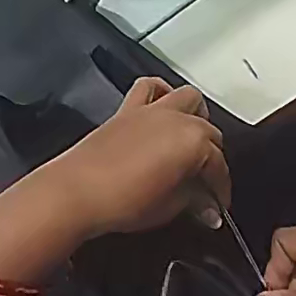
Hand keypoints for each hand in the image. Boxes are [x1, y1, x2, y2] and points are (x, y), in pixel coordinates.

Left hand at [38, 77, 231, 239]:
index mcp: (194, 141)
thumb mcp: (169, 207)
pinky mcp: (127, 110)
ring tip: (190, 142)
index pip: (219, 166)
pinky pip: (149, 88)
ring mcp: (150, 110)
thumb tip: (207, 204)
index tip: (216, 206)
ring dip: (195, 116)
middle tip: (204, 186)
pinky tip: (161, 112)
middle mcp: (176, 118)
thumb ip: (194, 200)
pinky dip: (160, 94)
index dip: (220, 190)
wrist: (76, 192)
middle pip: (208, 133)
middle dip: (211, 158)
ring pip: (188, 99)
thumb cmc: (123, 200)